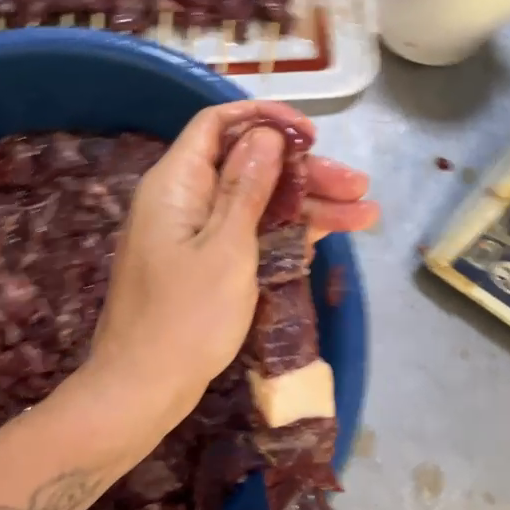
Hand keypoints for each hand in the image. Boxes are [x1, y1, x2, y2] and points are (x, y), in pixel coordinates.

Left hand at [88, 101, 377, 415]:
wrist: (142, 389)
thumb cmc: (185, 318)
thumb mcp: (226, 248)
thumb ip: (246, 188)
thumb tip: (264, 135)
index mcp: (174, 184)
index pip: (216, 125)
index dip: (264, 120)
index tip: (311, 135)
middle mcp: (180, 201)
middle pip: (244, 165)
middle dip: (302, 171)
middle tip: (357, 185)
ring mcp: (190, 236)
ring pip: (253, 203)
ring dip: (305, 205)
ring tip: (367, 213)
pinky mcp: (201, 266)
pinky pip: (246, 236)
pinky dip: (284, 235)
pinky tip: (331, 235)